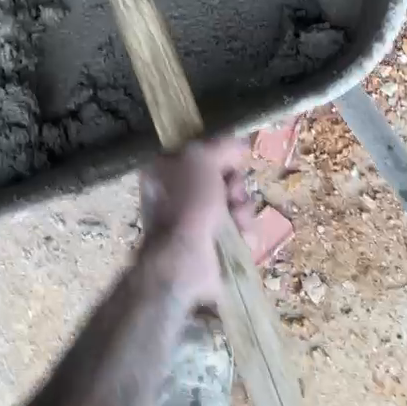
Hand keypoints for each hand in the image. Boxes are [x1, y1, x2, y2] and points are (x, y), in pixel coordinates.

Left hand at [140, 136, 252, 307]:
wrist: (184, 262)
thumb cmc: (187, 203)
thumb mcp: (201, 159)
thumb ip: (221, 146)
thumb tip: (239, 143)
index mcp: (164, 170)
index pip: (198, 152)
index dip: (219, 154)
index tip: (232, 159)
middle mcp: (176, 194)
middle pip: (220, 177)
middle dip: (234, 184)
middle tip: (232, 193)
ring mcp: (194, 221)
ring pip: (232, 202)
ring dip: (242, 208)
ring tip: (238, 218)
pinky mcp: (211, 244)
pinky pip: (236, 228)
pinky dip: (242, 230)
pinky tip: (240, 234)